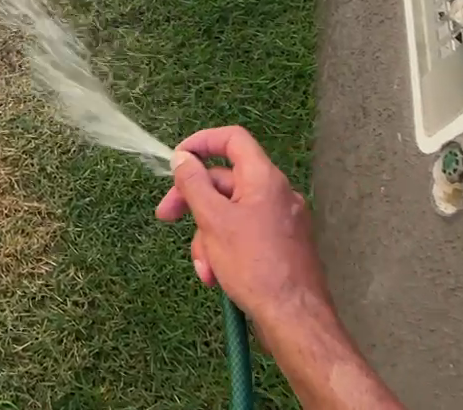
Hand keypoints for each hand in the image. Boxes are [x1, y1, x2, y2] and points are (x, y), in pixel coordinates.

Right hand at [154, 125, 330, 325]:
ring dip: (207, 235)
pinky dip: (225, 248)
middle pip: (224, 180)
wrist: (296, 323)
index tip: (177, 161)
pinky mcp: (282, 246)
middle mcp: (276, 194)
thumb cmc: (254, 265)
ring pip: (230, 212)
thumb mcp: (213, 219)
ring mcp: (281, 221)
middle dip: (192, 200)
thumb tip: (182, 158)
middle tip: (166, 215)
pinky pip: (244, 233)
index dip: (201, 142)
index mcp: (264, 178)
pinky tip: (215, 276)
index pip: (232, 139)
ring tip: (202, 266)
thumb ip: (193, 183)